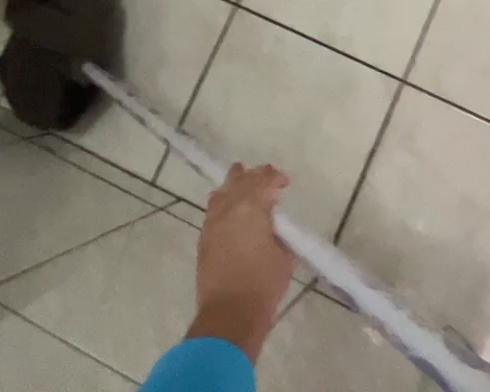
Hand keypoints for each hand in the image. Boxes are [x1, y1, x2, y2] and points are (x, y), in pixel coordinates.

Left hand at [188, 163, 294, 360]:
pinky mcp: (204, 240)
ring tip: (242, 182)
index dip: (275, 178)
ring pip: (221, 193)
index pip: (263, 181)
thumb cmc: (263, 284)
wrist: (229, 314)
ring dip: (234, 185)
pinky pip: (213, 210)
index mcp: (251, 208)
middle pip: (240, 181)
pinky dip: (222, 203)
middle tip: (267, 176)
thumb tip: (274, 226)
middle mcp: (228, 209)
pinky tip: (228, 207)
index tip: (285, 183)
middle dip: (255, 176)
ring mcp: (212, 224)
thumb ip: (280, 233)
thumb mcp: (284, 255)